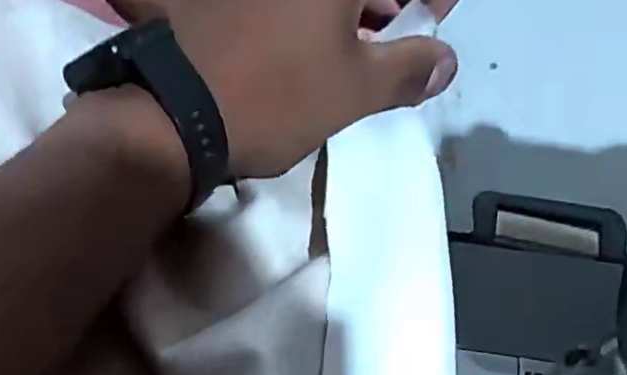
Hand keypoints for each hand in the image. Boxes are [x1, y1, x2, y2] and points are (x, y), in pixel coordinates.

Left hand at [108, 0, 457, 177]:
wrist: (180, 111)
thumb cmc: (278, 97)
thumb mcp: (354, 91)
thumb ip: (406, 70)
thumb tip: (445, 63)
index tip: (437, 16)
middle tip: (402, 35)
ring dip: (353, 9)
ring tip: (362, 50)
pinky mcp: (231, 3)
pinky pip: (288, 8)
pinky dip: (314, 18)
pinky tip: (316, 47)